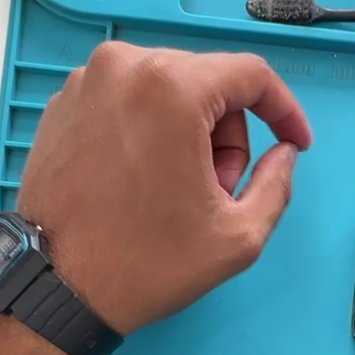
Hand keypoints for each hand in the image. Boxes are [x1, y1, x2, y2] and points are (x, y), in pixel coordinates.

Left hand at [14, 43, 313, 336]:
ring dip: (190, 137)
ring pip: (170, 91)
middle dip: (229, 137)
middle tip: (219, 194)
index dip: (285, 110)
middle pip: (210, 83)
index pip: (251, 74)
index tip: (294, 143)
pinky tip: (145, 185)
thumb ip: (278, 184)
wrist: (59, 288)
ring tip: (178, 195)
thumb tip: (284, 154)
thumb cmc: (148, 264)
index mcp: (172, 88)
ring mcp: (87, 82)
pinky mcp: (64, 104)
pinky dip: (150, 135)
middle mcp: (125, 67)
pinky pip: (131, 103)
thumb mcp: (239, 236)